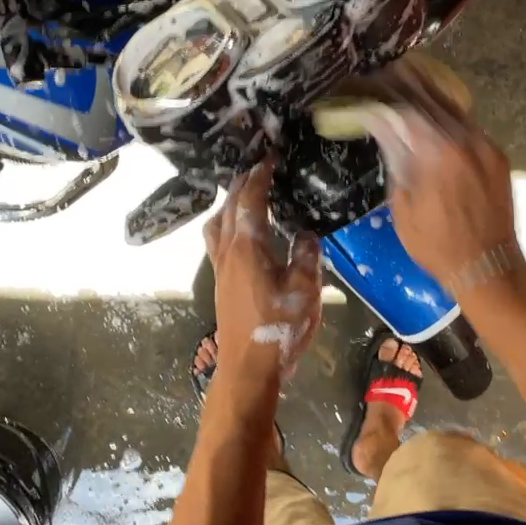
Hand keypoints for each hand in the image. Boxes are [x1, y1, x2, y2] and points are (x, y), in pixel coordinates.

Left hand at [204, 163, 324, 387]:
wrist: (248, 366)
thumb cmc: (278, 327)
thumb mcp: (304, 290)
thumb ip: (307, 257)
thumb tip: (306, 235)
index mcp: (247, 246)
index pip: (250, 200)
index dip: (260, 176)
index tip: (270, 158)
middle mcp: (227, 251)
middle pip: (229, 206)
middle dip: (242, 183)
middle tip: (259, 168)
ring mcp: (220, 267)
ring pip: (218, 223)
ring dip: (230, 203)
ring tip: (247, 196)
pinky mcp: (221, 281)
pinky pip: (219, 240)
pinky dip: (229, 224)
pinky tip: (244, 233)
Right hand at [361, 62, 523, 294]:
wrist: (487, 267)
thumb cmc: (436, 246)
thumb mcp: (402, 204)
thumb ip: (396, 158)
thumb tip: (382, 126)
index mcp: (437, 151)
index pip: (403, 105)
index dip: (380, 91)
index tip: (362, 83)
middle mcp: (465, 138)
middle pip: (429, 97)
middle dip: (402, 83)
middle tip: (380, 73)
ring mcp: (485, 144)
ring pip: (451, 107)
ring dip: (425, 94)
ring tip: (402, 81)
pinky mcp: (495, 155)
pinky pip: (466, 124)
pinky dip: (444, 114)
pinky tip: (431, 113)